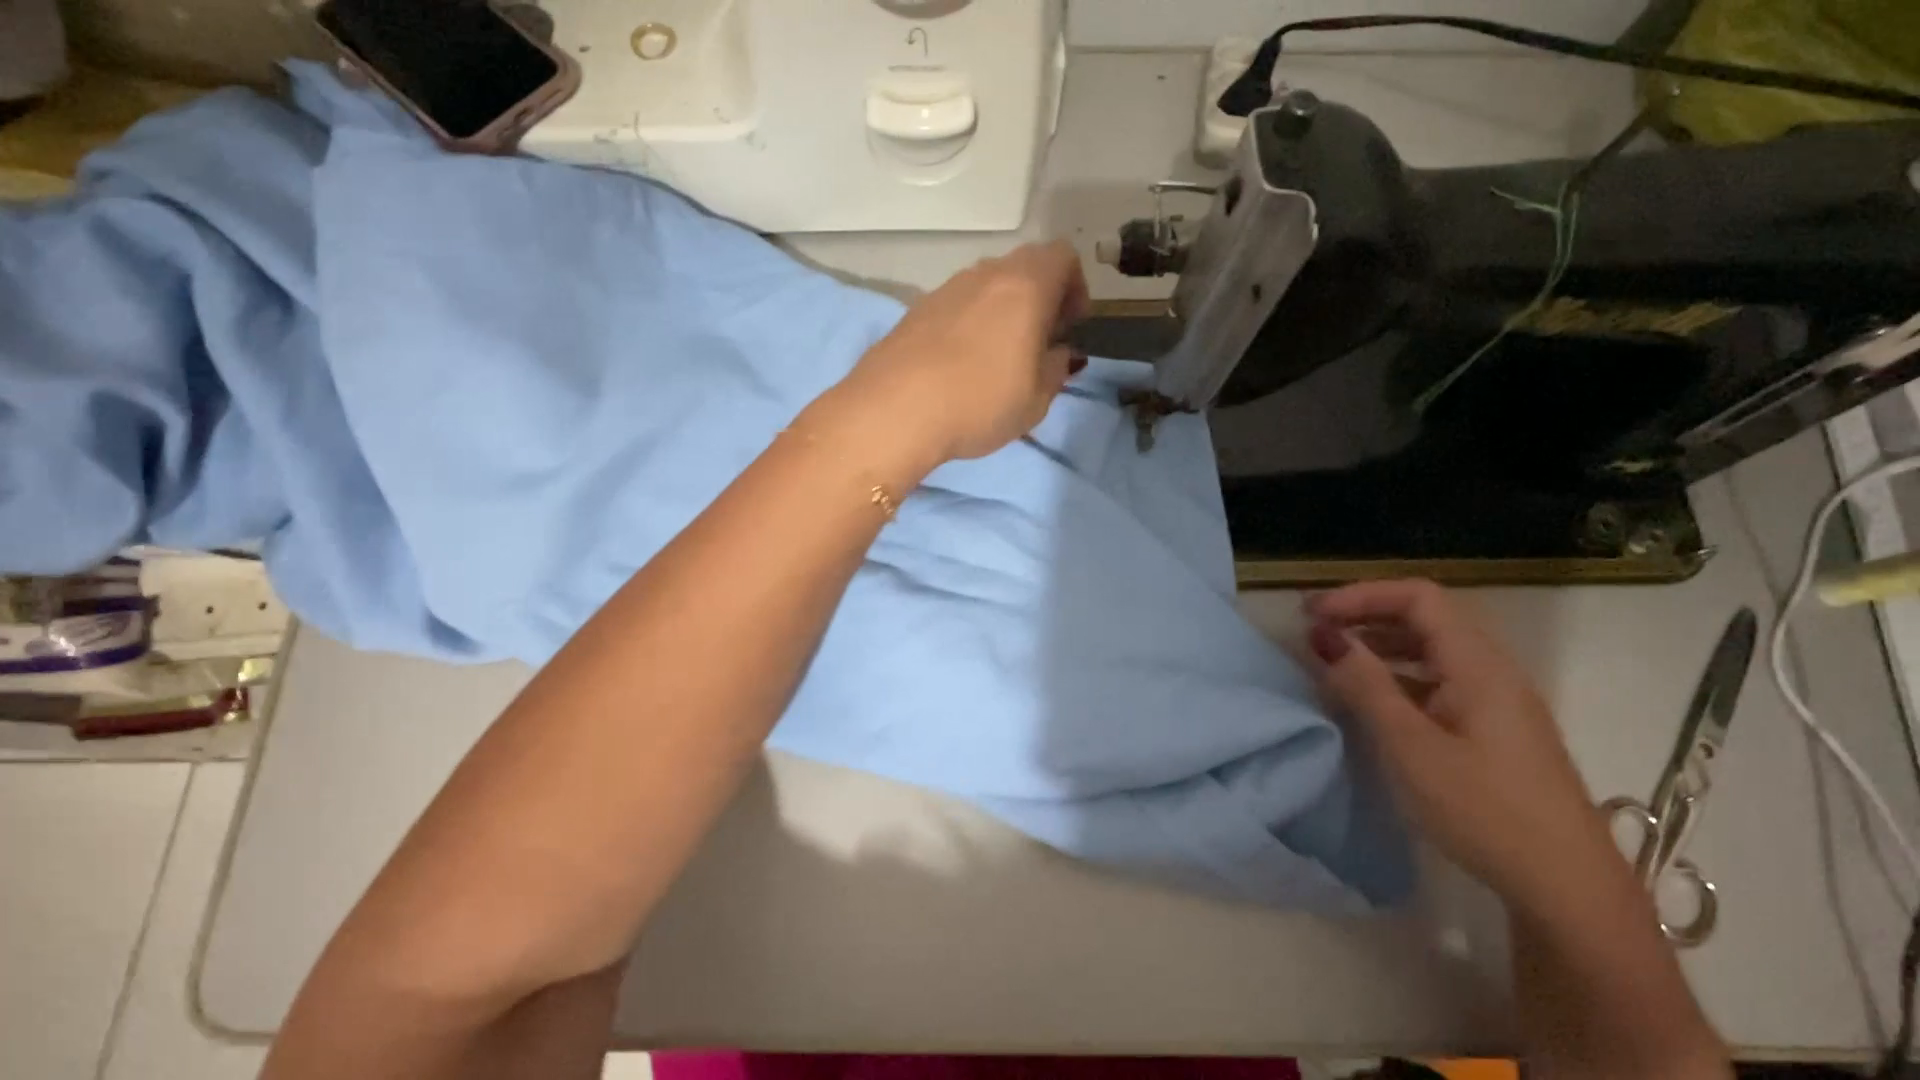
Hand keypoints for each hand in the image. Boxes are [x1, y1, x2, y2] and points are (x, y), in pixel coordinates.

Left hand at [829, 241, 1089, 468]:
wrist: (893, 410)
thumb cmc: (980, 402)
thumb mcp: (1037, 399)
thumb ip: (1057, 369)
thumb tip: (1059, 353)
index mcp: (1025, 286)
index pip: (1063, 257)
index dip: (1075, 287)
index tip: (1070, 326)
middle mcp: (985, 275)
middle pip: (1023, 267)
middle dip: (1040, 298)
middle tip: (1040, 342)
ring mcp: (945, 289)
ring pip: (987, 285)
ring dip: (1002, 311)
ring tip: (999, 358)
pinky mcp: (914, 311)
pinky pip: (957, 306)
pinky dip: (970, 324)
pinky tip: (962, 366)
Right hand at [1305, 580, 1619, 906]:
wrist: (1566, 886)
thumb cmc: (1485, 811)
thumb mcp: (1411, 748)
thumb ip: (1366, 686)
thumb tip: (1325, 636)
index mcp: (1478, 665)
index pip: (1418, 597)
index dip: (1362, 595)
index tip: (1313, 615)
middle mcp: (1493, 671)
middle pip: (1427, 618)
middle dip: (1367, 616)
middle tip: (1314, 634)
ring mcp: (1499, 703)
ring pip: (1434, 652)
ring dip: (1382, 648)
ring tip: (1334, 665)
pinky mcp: (1497, 732)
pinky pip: (1442, 683)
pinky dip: (1401, 679)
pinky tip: (1375, 705)